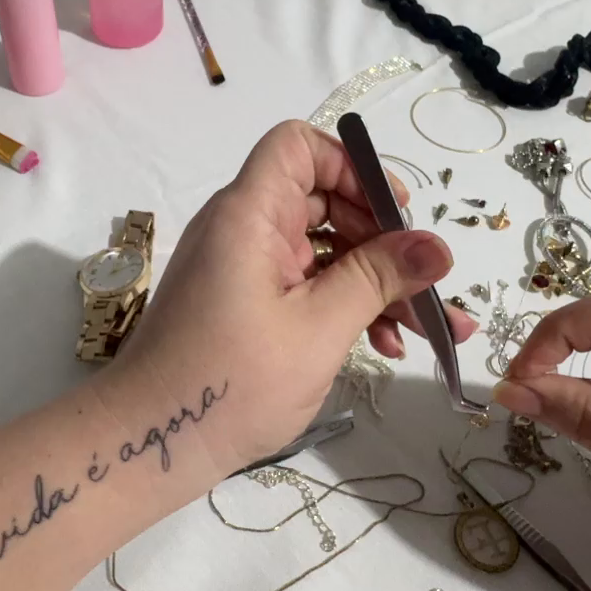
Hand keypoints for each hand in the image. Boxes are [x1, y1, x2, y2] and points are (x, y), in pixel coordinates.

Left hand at [112, 121, 475, 471]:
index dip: (350, 164)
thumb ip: (378, 280)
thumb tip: (439, 246)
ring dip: (375, 282)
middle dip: (381, 239)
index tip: (393, 213)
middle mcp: (244, 228)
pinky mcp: (247, 301)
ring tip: (429, 329)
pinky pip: (306, 283)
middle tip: (424, 282)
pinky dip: (344, 304)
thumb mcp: (318, 330)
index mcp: (249, 214)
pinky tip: (386, 345)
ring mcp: (245, 266)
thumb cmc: (231, 383)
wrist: (151, 443)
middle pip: (322, 201)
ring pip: (323, 249)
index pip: (297, 146)